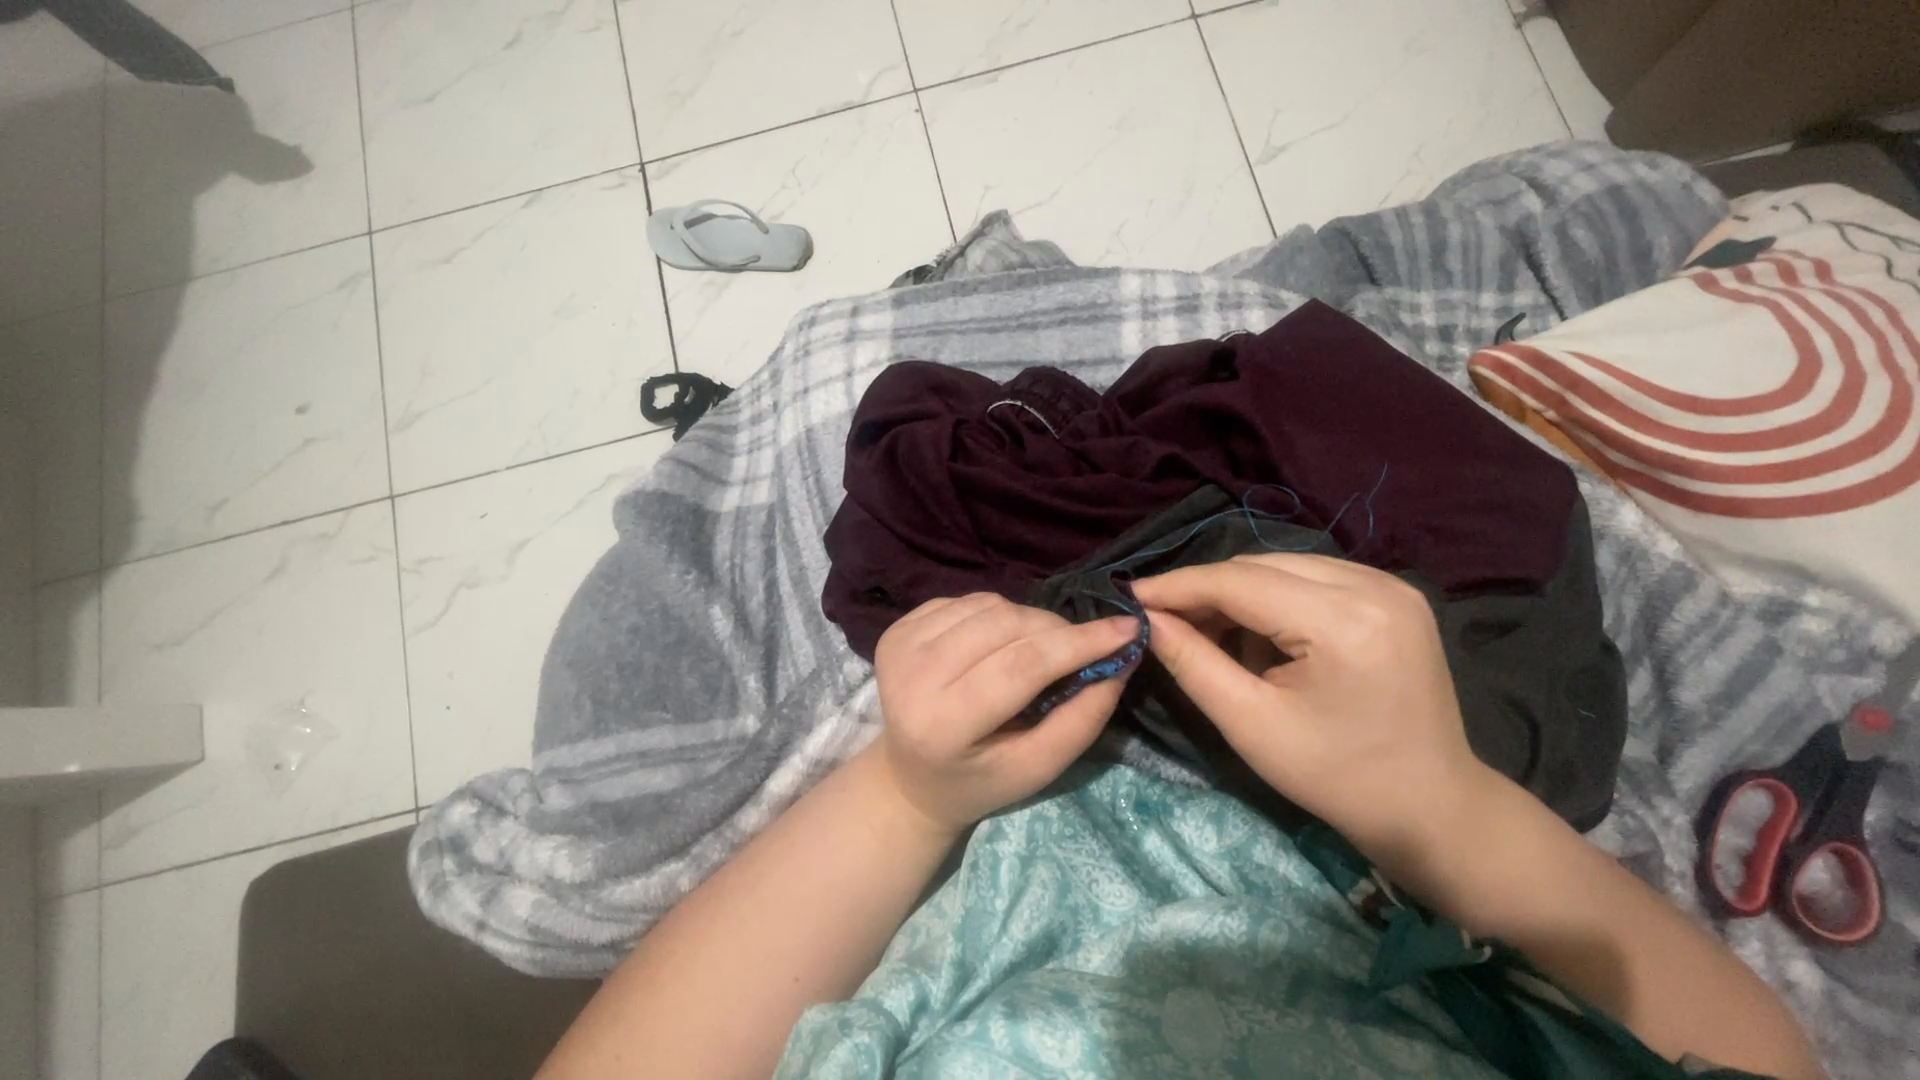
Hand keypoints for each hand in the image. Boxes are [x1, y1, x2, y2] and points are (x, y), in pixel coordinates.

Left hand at [872, 593, 1136, 834]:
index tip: (1128, 628)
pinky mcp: (897, 628)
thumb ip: (1081, 720)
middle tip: (1081, 648)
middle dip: (1057, 629)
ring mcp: (900, 646)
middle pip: (1005, 625)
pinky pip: (967, 601)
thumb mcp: (1036, 768)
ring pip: (988, 604)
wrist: (909, 777)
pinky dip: (998, 614)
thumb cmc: (979, 781)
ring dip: (1029, 619)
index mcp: (943, 724)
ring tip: (1037, 651)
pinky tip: (999, 643)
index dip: (1078, 642)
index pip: (1021, 666)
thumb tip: (1121, 660)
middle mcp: (912, 677)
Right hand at [1131, 555, 1494, 870]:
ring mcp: (1391, 584)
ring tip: (1209, 633)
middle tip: (1164, 622)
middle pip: (1262, 565)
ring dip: (1239, 593)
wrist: (1429, 805)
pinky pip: (1313, 578)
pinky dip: (1275, 598)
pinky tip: (1259, 634)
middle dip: (1207, 590)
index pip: (1240, 581)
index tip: (1131, 597)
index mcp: (1343, 621)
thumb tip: (1147, 618)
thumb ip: (1192, 662)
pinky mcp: (1395, 594)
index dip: (1179, 586)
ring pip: (1285, 566)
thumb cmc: (1334, 776)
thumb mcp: (1250, 723)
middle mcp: (1373, 585)